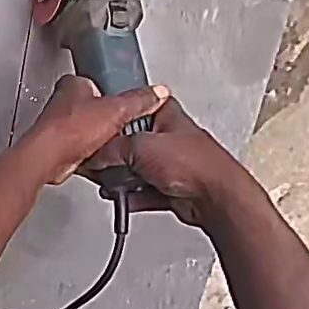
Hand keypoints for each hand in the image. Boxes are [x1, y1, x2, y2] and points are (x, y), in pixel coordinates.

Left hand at [17, 75, 168, 186]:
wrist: (50, 158)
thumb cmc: (70, 129)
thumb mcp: (117, 110)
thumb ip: (138, 101)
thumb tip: (157, 93)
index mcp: (74, 84)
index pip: (97, 81)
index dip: (113, 90)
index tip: (126, 99)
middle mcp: (63, 101)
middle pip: (93, 105)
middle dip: (108, 116)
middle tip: (122, 123)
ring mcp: (59, 123)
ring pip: (87, 127)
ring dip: (99, 135)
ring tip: (111, 140)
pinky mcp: (59, 144)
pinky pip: (81, 145)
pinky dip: (91, 150)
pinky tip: (98, 154)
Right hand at [83, 97, 249, 226]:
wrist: (217, 199)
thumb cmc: (195, 164)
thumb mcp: (139, 146)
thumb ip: (110, 148)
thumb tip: (92, 154)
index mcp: (166, 114)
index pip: (132, 108)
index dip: (113, 118)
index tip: (96, 128)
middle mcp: (169, 136)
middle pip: (129, 142)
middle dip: (113, 155)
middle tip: (99, 162)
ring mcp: (170, 163)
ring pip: (135, 169)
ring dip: (121, 179)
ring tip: (110, 184)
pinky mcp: (170, 187)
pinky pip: (142, 191)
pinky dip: (131, 196)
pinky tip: (123, 199)